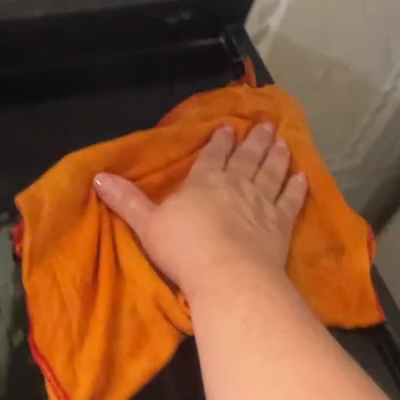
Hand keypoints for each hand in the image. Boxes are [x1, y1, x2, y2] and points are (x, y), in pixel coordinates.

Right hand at [94, 122, 309, 299]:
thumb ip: (127, 201)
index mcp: (204, 181)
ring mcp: (262, 202)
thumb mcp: (147, 224)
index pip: (213, 155)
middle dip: (255, 139)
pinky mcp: (281, 223)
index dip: (220, 141)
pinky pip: (291, 200)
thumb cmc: (184, 250)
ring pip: (272, 171)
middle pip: (248, 156)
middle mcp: (236, 184)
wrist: (228, 275)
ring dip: (277, 156)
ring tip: (283, 142)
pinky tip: (302, 177)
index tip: (228, 128)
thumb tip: (97, 177)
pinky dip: (296, 187)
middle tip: (266, 124)